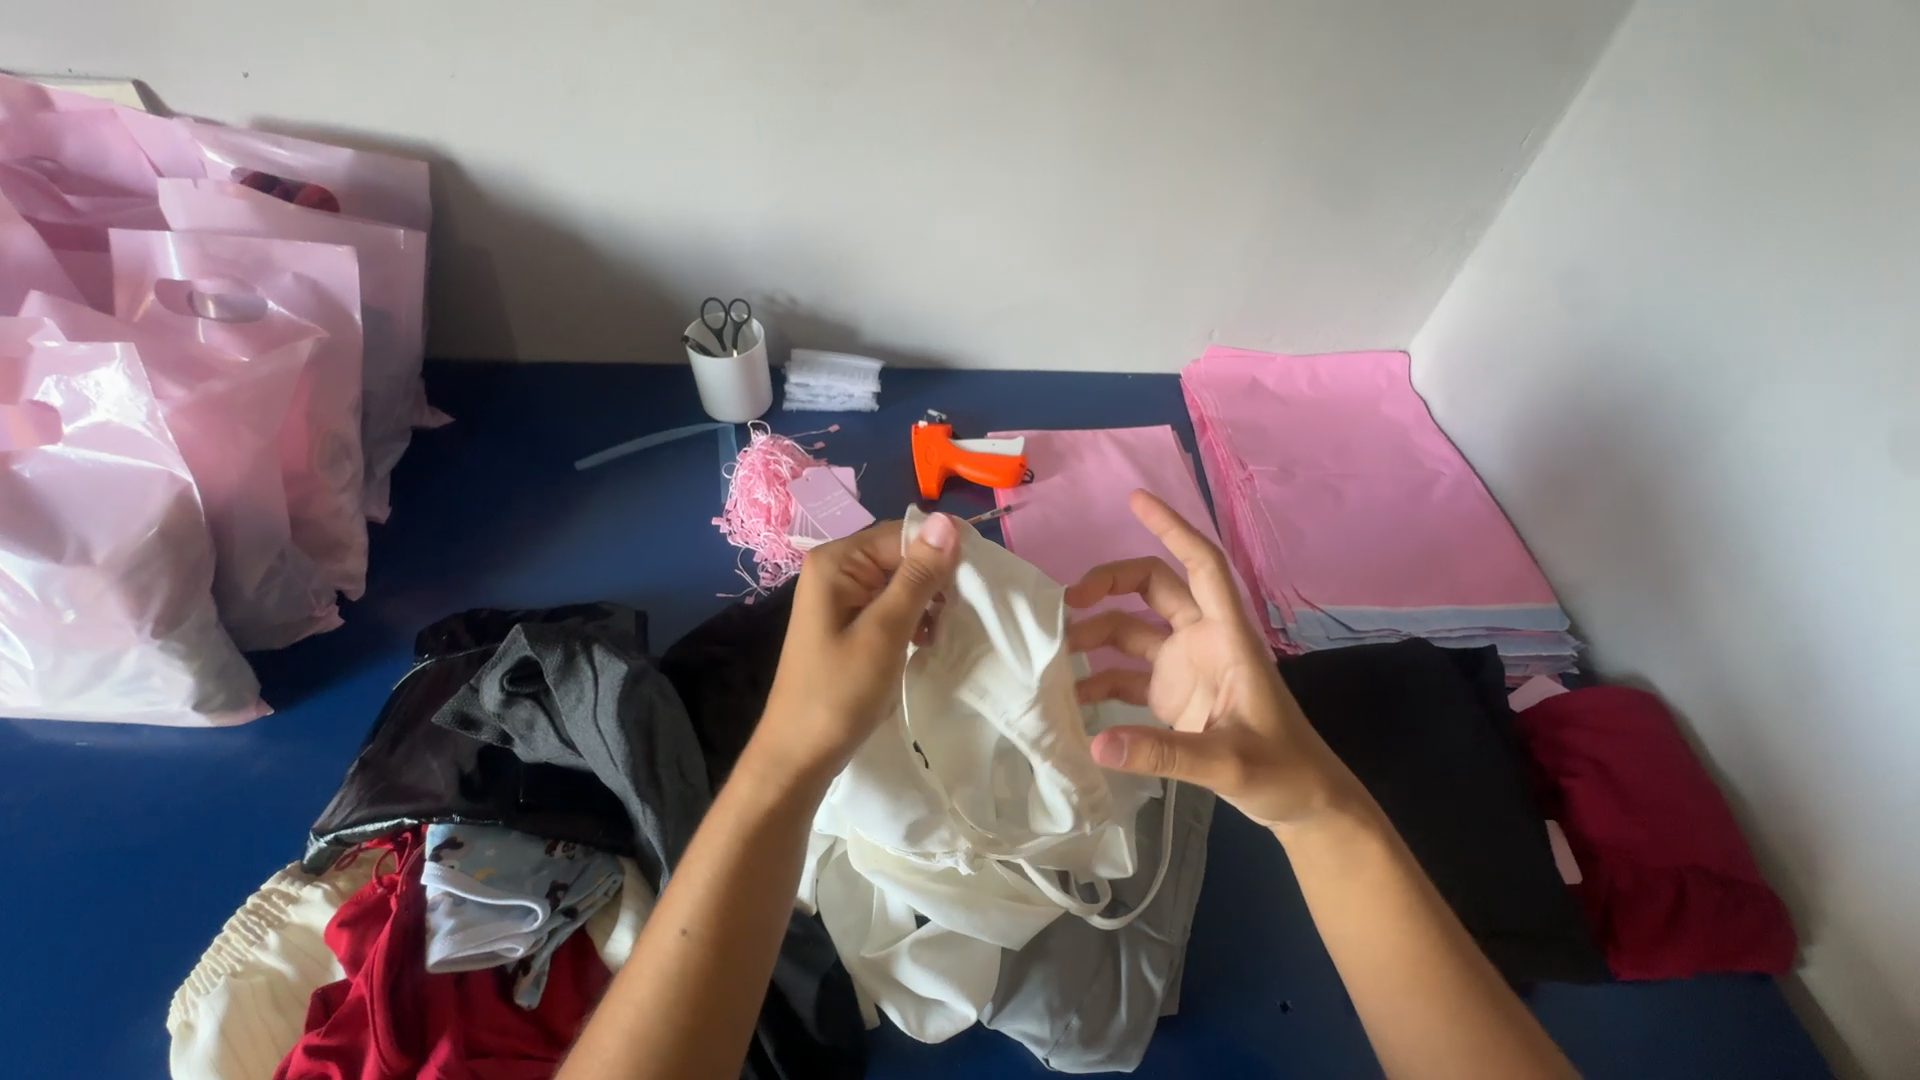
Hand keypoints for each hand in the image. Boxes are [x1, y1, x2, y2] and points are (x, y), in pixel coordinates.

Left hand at [758, 513, 960, 782]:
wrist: (801, 753)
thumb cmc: (840, 692)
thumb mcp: (886, 631)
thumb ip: (917, 576)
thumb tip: (946, 521)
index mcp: (837, 561)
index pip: (903, 534)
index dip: (941, 552)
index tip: (976, 583)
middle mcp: (836, 569)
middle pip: (901, 554)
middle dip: (935, 579)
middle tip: (959, 613)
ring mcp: (841, 596)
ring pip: (901, 580)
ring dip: (928, 601)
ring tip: (942, 631)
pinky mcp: (849, 621)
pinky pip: (891, 603)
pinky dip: (914, 617)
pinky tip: (926, 640)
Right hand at [1066, 491, 1356, 827]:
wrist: (1301, 803)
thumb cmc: (1283, 770)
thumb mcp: (1228, 763)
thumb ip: (1163, 753)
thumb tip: (1097, 744)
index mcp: (1228, 637)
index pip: (1201, 566)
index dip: (1172, 529)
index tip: (1135, 500)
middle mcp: (1203, 640)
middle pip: (1154, 588)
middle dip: (1109, 584)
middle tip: (1066, 603)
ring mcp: (1185, 666)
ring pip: (1132, 628)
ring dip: (1096, 632)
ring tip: (1055, 651)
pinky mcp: (1172, 695)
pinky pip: (1127, 673)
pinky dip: (1099, 677)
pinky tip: (1072, 695)